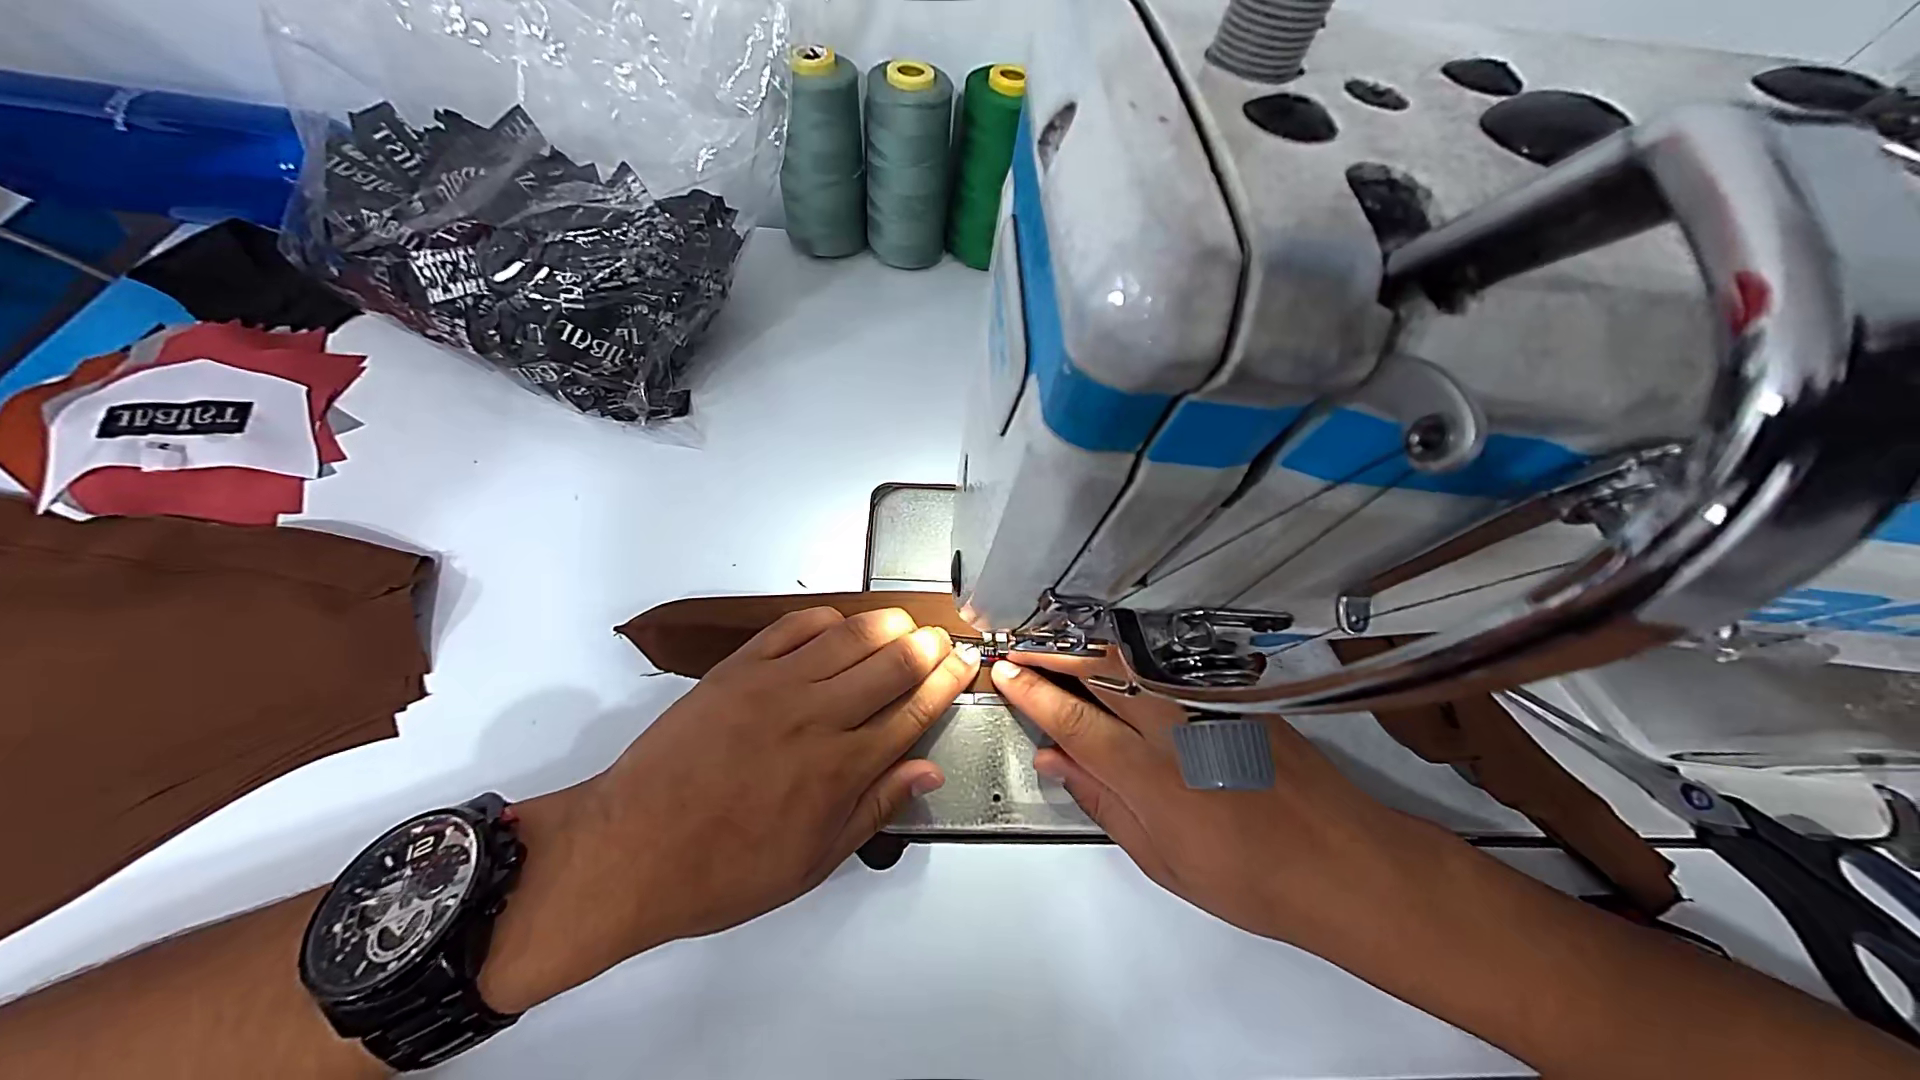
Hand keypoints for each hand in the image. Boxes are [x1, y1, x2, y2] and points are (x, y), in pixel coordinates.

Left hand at [480, 606, 978, 1010]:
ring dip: (887, 624)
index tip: (962, 666)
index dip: (945, 684)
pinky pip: (793, 627)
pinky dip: (826, 618)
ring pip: (851, 637)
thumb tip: (926, 771)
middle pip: (892, 664)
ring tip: (904, 624)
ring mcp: (775, 687)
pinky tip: (840, 623)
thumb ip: (876, 807)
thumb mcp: (813, 860)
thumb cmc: (723, 869)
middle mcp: (817, 719)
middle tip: (941, 640)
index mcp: (841, 770)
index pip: (913, 711)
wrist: (631, 850)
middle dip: (927, 647)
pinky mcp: (737, 669)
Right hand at [990, 652, 1461, 949]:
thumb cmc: (1250, 877)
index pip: (1073, 721)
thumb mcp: (1159, 857)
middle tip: (1023, 648)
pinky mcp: (1236, 696)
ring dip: (1088, 648)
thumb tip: (1057, 763)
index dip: (1033, 693)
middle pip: (1099, 673)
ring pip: (1134, 659)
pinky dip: (1134, 655)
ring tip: (1057, 646)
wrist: (1340, 862)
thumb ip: (1101, 801)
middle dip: (1052, 655)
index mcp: (1149, 776)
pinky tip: (1118, 659)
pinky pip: (1171, 666)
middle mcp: (1177, 729)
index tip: (1007, 674)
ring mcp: (1209, 705)